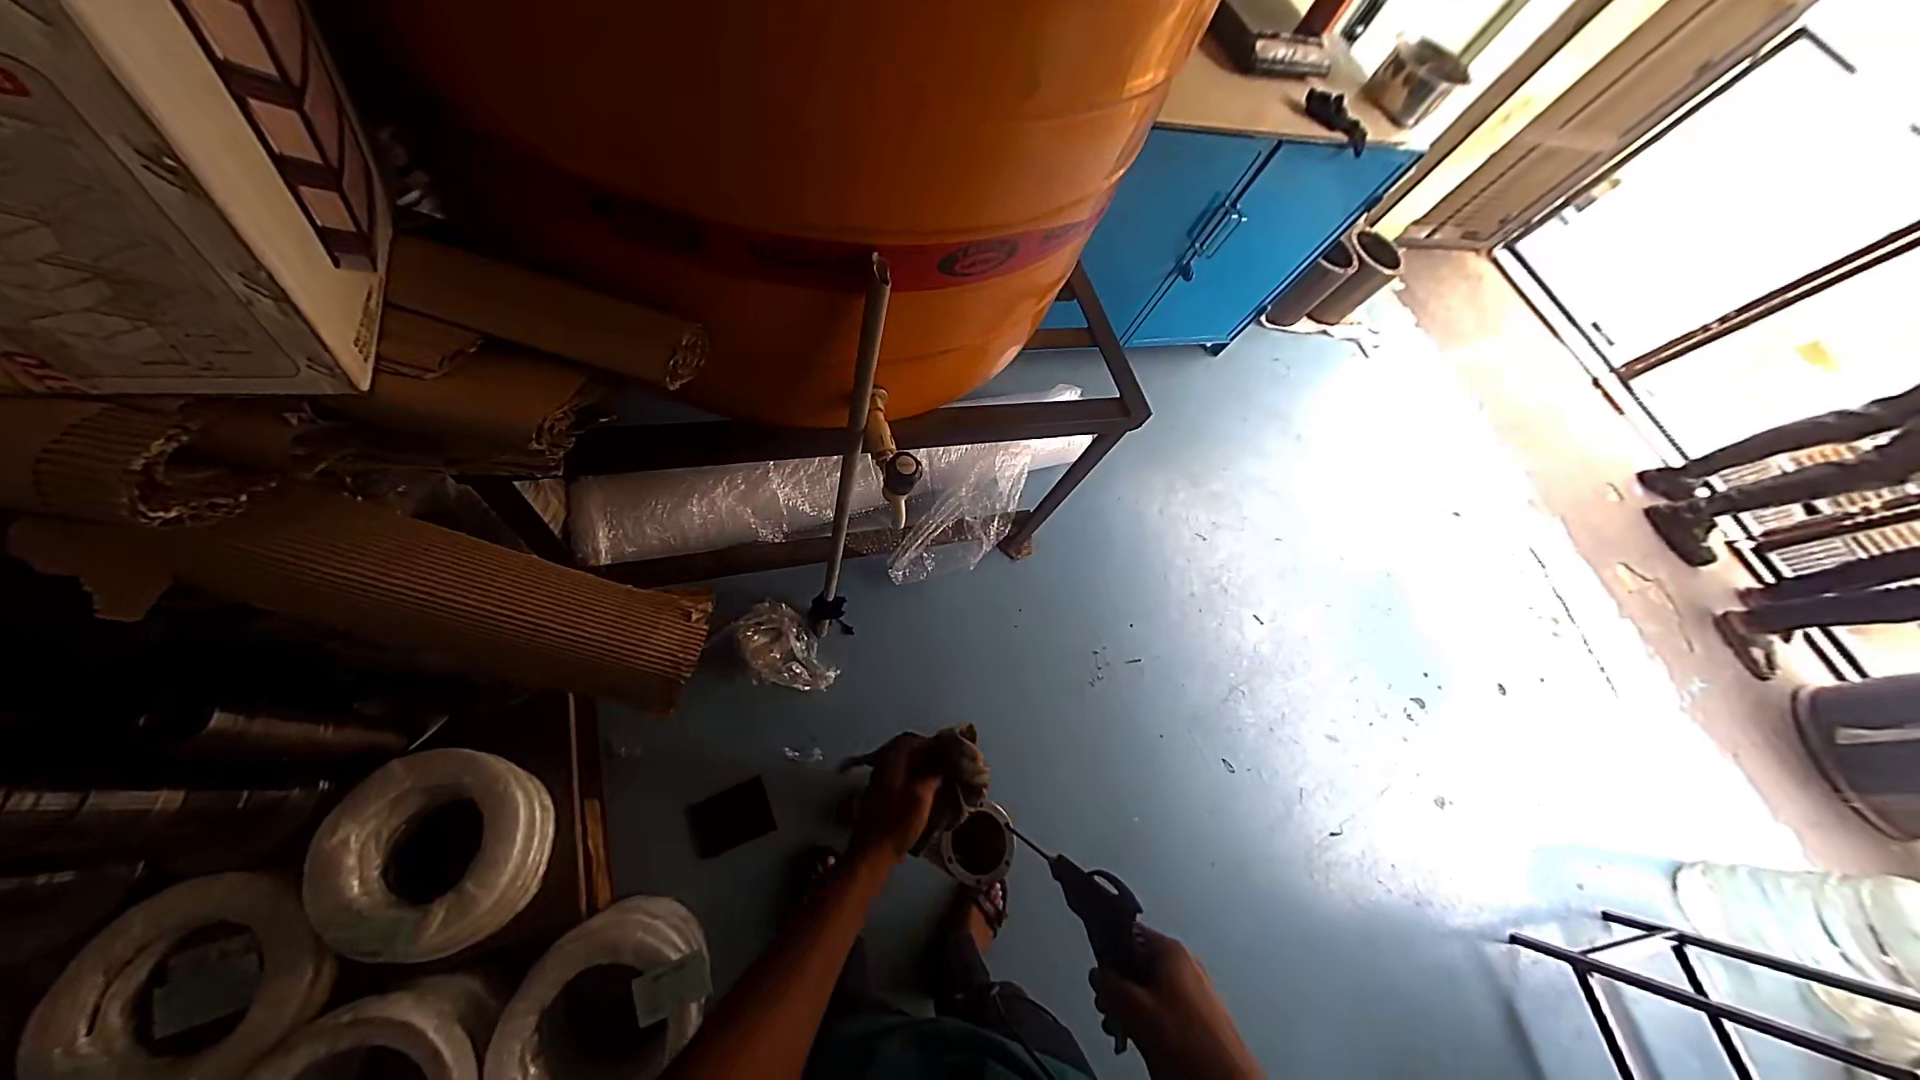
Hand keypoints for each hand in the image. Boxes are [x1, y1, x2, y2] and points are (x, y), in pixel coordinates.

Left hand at [847, 733, 941, 865]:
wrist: (873, 852)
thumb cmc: (897, 824)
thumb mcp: (921, 797)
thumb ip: (932, 776)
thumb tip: (942, 763)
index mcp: (891, 763)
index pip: (910, 741)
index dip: (929, 742)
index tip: (945, 749)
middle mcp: (883, 768)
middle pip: (905, 750)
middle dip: (926, 752)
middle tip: (943, 759)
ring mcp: (880, 782)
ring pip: (902, 763)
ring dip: (920, 764)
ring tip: (939, 773)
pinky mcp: (882, 796)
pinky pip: (900, 776)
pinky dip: (914, 776)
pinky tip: (926, 788)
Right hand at [1091, 926, 1262, 1079]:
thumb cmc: (1191, 1045)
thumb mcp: (1134, 1009)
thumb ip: (1108, 984)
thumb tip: (1098, 974)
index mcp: (1171, 951)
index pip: (1127, 931)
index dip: (1108, 951)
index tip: (1099, 971)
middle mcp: (1184, 965)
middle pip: (1136, 963)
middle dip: (1118, 985)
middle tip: (1110, 1007)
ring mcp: (1193, 991)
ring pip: (1147, 988)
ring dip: (1130, 1006)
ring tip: (1124, 1029)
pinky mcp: (1198, 1016)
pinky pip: (1162, 1007)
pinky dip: (1147, 1020)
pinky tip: (1142, 1039)